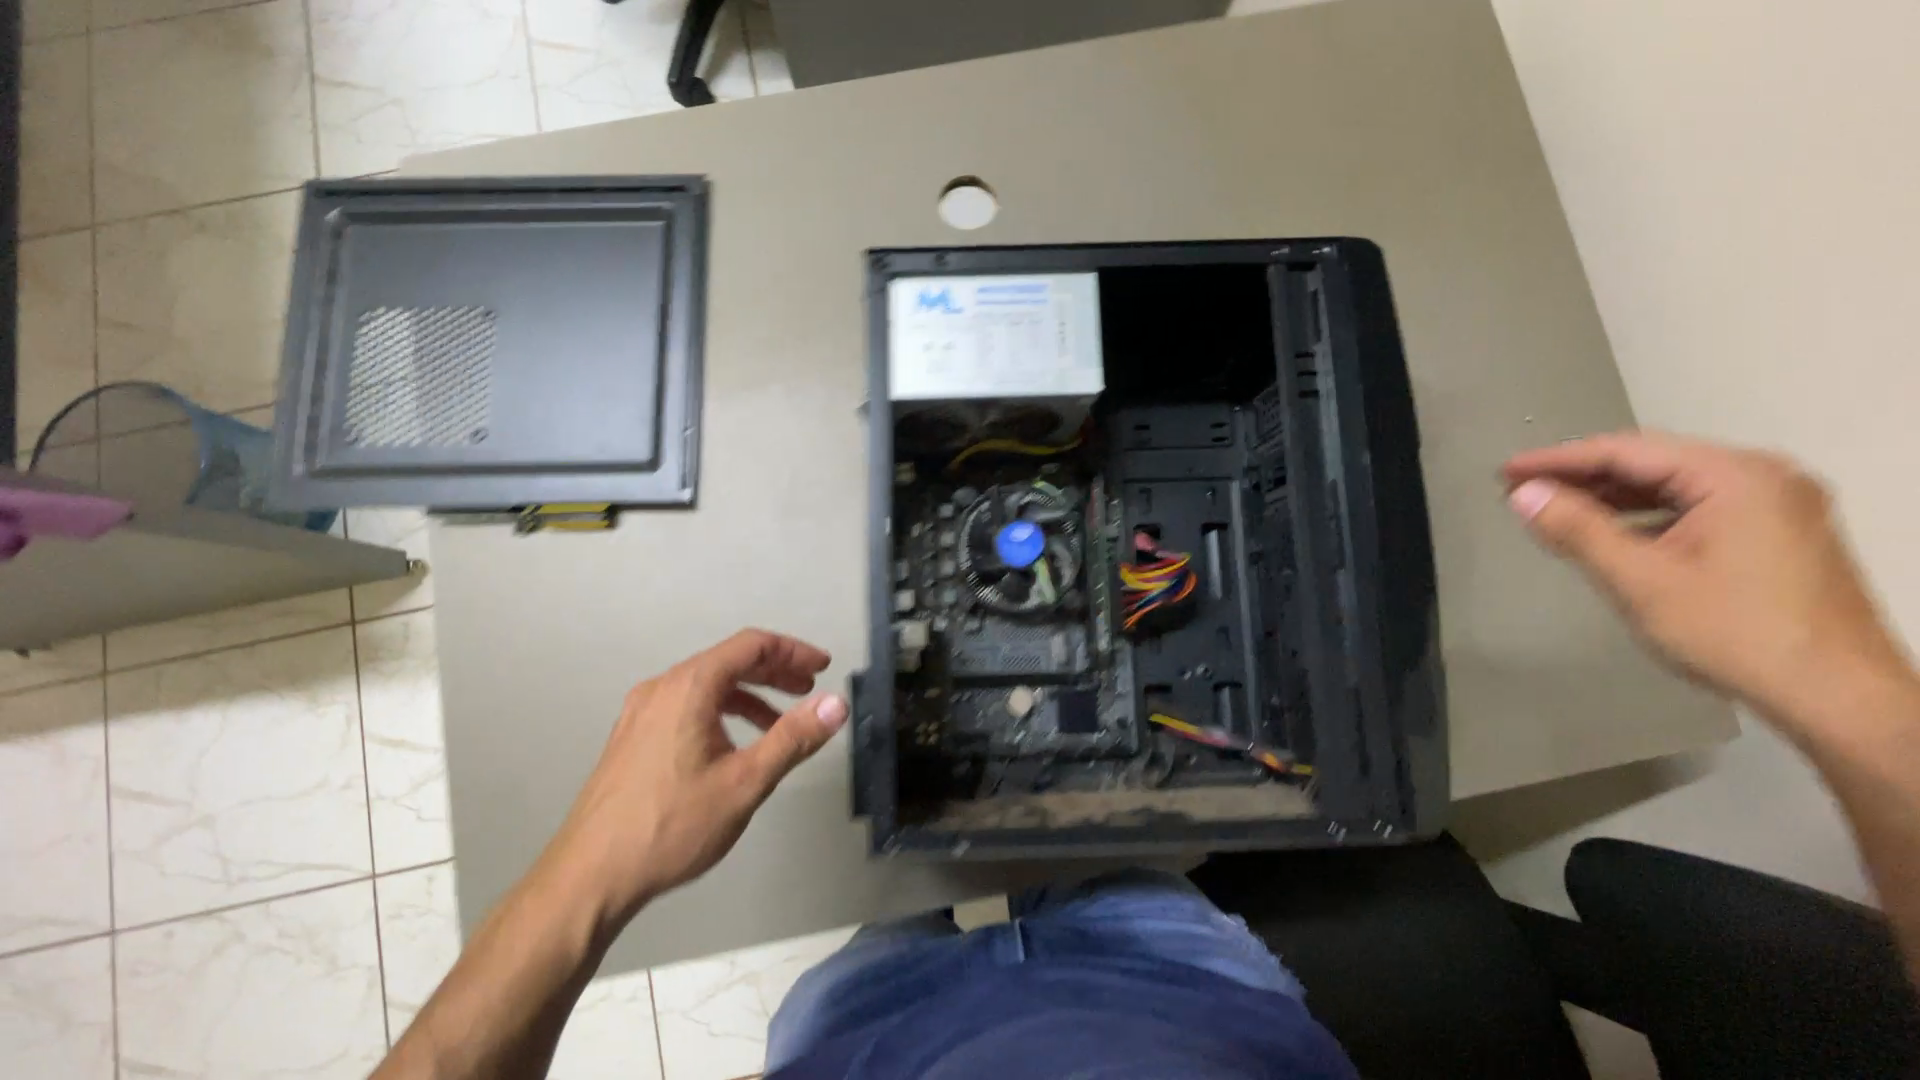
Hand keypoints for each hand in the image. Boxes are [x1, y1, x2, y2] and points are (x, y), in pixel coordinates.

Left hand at [540, 629, 847, 924]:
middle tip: (811, 691)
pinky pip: (687, 706)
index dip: (793, 651)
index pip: (751, 645)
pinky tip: (736, 746)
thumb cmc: (673, 825)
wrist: (591, 875)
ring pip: (707, 685)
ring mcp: (641, 712)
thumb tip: (836, 704)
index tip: (824, 668)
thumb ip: (793, 738)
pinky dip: (722, 712)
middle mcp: (662, 688)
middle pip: (729, 661)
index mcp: (690, 687)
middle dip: (775, 672)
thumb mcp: (745, 782)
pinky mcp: (632, 737)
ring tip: (782, 724)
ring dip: (750, 695)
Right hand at [1504, 432, 1910, 731]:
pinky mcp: (1784, 534)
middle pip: (1654, 463)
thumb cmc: (1734, 633)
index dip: (1558, 460)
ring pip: (1678, 487)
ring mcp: (1781, 505)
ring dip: (1615, 498)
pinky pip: (1702, 509)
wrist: (1838, 696)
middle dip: (1584, 477)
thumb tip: (1523, 495)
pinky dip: (1651, 517)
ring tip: (1559, 512)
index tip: (1506, 472)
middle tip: (1525, 491)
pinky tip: (1618, 536)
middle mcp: (1765, 476)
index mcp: (1735, 475)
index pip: (1626, 451)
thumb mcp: (1640, 580)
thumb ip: (1577, 530)